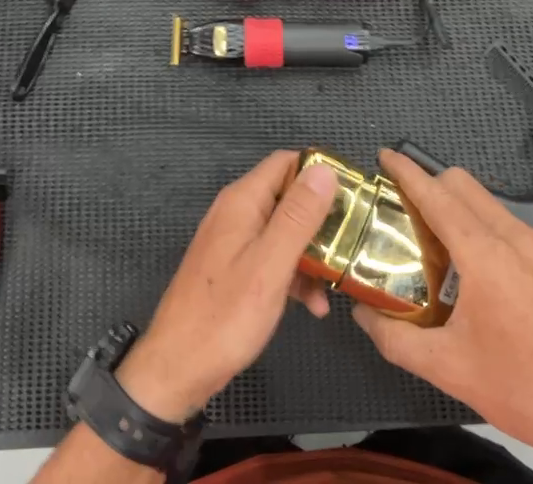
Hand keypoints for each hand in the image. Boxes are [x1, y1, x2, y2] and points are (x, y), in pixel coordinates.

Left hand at [113, 151, 338, 421]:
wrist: (177, 369)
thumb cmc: (225, 317)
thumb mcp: (270, 264)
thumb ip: (297, 216)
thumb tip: (324, 169)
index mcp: (242, 202)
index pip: (286, 163)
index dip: (321, 173)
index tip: (355, 197)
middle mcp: (236, 213)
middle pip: (288, 196)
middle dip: (322, 218)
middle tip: (355, 243)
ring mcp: (233, 242)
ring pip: (284, 230)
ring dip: (312, 252)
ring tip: (338, 282)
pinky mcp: (235, 269)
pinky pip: (272, 257)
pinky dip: (294, 274)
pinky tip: (314, 305)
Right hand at [352, 151, 532, 483]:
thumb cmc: (520, 388)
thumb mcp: (445, 368)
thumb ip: (394, 338)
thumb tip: (363, 314)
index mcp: (485, 255)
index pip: (437, 195)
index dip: (406, 170)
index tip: (383, 157)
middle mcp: (512, 239)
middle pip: (462, 183)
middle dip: (425, 182)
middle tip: (394, 205)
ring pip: (484, 199)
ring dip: (450, 201)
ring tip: (419, 232)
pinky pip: (500, 221)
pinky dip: (472, 220)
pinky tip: (455, 259)